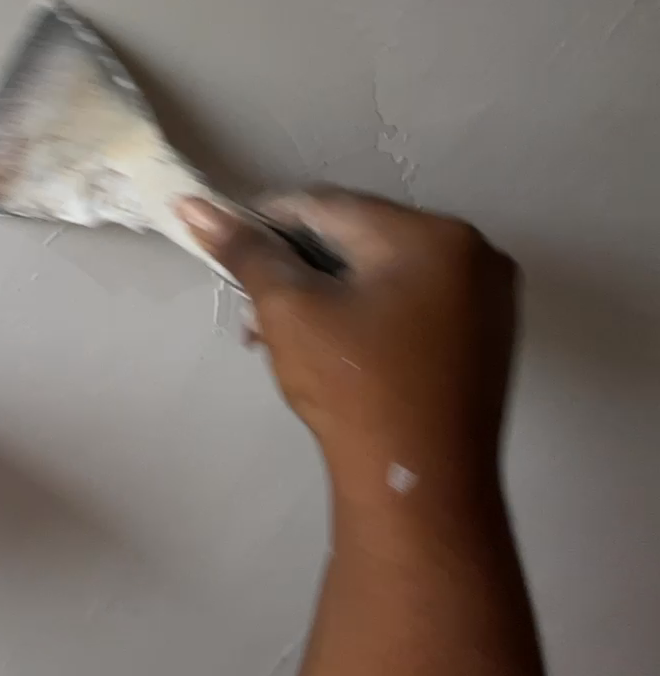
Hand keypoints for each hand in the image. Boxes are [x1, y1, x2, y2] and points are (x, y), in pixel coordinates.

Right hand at [177, 189, 517, 482]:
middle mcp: (469, 250)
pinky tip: (321, 344)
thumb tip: (194, 206)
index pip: (322, 204)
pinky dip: (352, 308)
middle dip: (289, 266)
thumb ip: (244, 251)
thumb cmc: (348, 380)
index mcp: (428, 235)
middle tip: (251, 310)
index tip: (224, 258)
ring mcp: (482, 291)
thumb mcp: (285, 308)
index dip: (260, 224)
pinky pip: (400, 295)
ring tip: (278, 334)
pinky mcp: (478, 327)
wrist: (415, 470)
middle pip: (350, 235)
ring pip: (372, 268)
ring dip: (315, 290)